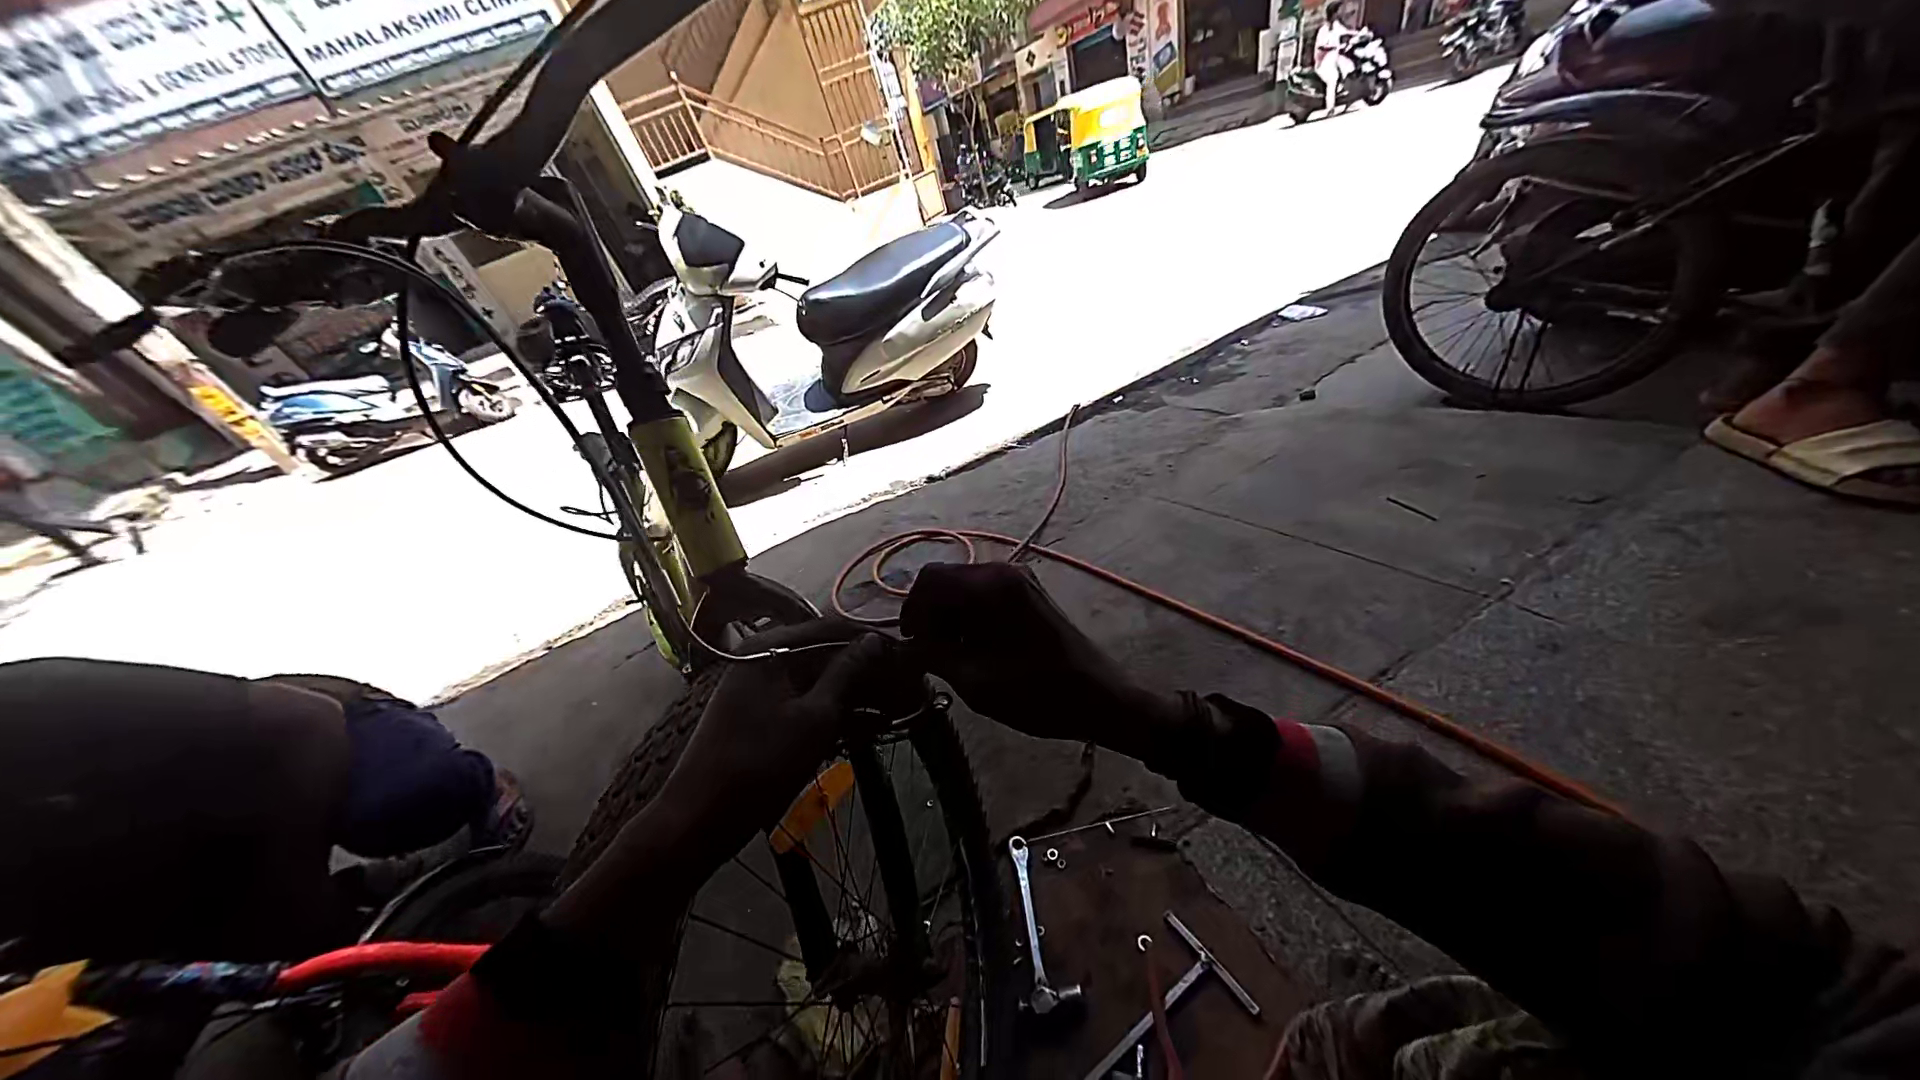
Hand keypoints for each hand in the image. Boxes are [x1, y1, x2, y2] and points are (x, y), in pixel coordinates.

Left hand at [657, 620, 897, 846]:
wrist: (700, 819)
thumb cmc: (760, 762)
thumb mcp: (815, 716)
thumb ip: (848, 673)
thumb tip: (873, 640)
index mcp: (771, 648)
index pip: (832, 629)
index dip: (874, 642)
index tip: (911, 655)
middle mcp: (767, 660)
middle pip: (829, 657)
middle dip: (872, 674)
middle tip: (914, 689)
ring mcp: (766, 691)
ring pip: (824, 685)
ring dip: (862, 697)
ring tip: (904, 709)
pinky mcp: (768, 719)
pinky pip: (811, 707)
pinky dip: (840, 716)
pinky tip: (877, 727)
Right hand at [900, 563, 1180, 757]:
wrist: (1101, 699)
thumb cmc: (1038, 694)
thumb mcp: (976, 681)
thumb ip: (931, 657)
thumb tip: (900, 648)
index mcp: (991, 586)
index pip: (930, 580)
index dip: (911, 612)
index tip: (910, 646)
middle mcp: (1005, 571)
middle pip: (946, 581)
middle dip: (930, 615)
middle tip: (930, 655)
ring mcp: (1021, 580)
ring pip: (964, 589)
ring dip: (950, 618)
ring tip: (954, 658)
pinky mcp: (1030, 594)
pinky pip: (986, 596)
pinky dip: (971, 618)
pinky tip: (977, 650)